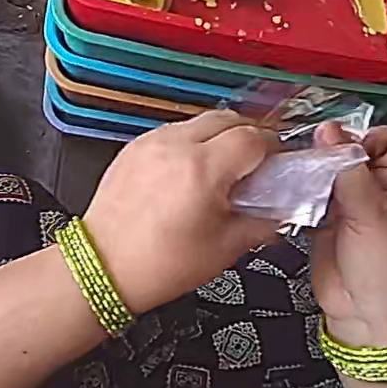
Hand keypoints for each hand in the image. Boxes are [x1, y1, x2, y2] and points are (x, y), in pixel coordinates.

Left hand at [83, 110, 281, 312]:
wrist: (104, 268)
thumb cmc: (157, 264)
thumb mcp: (225, 249)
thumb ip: (263, 222)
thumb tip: (282, 208)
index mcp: (202, 171)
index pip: (253, 138)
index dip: (271, 150)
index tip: (274, 165)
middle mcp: (175, 147)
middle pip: (229, 119)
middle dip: (247, 137)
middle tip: (252, 167)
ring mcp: (151, 143)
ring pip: (199, 121)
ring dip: (218, 137)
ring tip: (218, 172)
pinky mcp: (134, 147)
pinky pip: (173, 131)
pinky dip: (189, 144)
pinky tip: (189, 173)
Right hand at [311, 124, 386, 346]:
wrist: (368, 323)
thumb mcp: (372, 216)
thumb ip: (349, 171)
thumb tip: (331, 133)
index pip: (385, 141)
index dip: (362, 137)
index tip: (336, 143)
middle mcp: (376, 193)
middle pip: (350, 156)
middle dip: (329, 154)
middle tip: (310, 158)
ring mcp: (349, 210)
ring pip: (327, 176)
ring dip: (310, 175)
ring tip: (296, 177)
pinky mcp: (325, 226)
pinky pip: (309, 200)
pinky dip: (298, 196)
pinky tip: (289, 195)